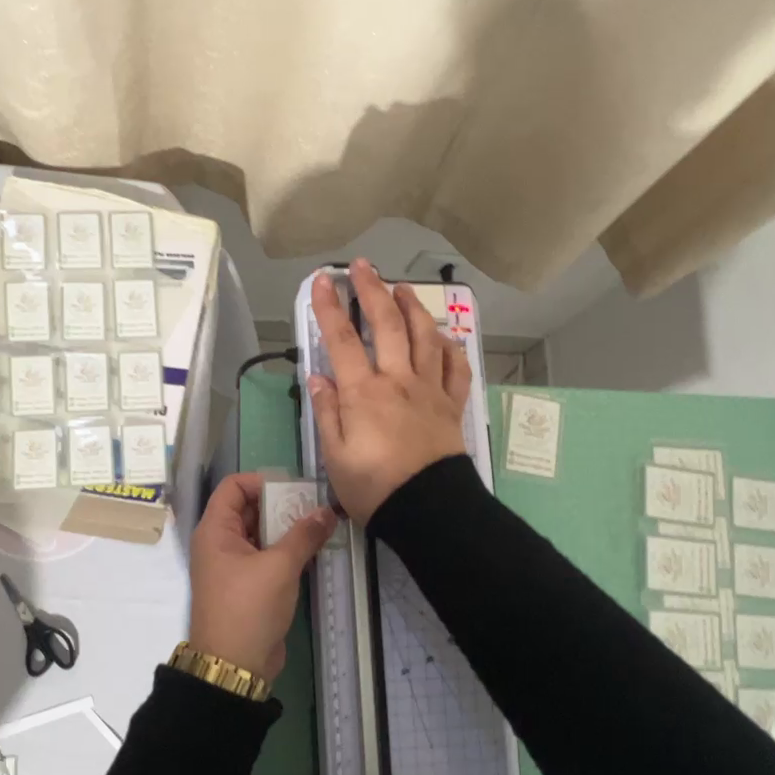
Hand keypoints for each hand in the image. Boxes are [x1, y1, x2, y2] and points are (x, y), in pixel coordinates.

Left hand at [188, 473, 335, 680]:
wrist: (235, 666)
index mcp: (215, 531)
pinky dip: (288, 552)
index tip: (295, 489)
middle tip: (317, 507)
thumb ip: (304, 535)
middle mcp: (220, 543)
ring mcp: (234, 566)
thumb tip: (327, 511)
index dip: (262, 481)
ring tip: (322, 527)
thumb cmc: (248, 608)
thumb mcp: (279, 567)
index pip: (233, 487)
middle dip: (282, 505)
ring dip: (289, 530)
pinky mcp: (249, 586)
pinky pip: (268, 557)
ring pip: (262, 534)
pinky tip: (315, 552)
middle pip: (250, 509)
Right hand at [308, 258, 471, 523]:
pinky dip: (449, 347)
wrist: (429, 509)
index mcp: (363, 393)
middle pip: (387, 325)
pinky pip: (455, 367)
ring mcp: (429, 390)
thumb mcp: (335, 457)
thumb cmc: (374, 488)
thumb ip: (327, 413)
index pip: (342, 340)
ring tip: (402, 289)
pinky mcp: (452, 405)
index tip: (322, 281)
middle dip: (372, 291)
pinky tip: (443, 336)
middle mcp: (397, 381)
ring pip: (425, 336)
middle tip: (363, 266)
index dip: (330, 308)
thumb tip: (319, 376)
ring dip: (412, 307)